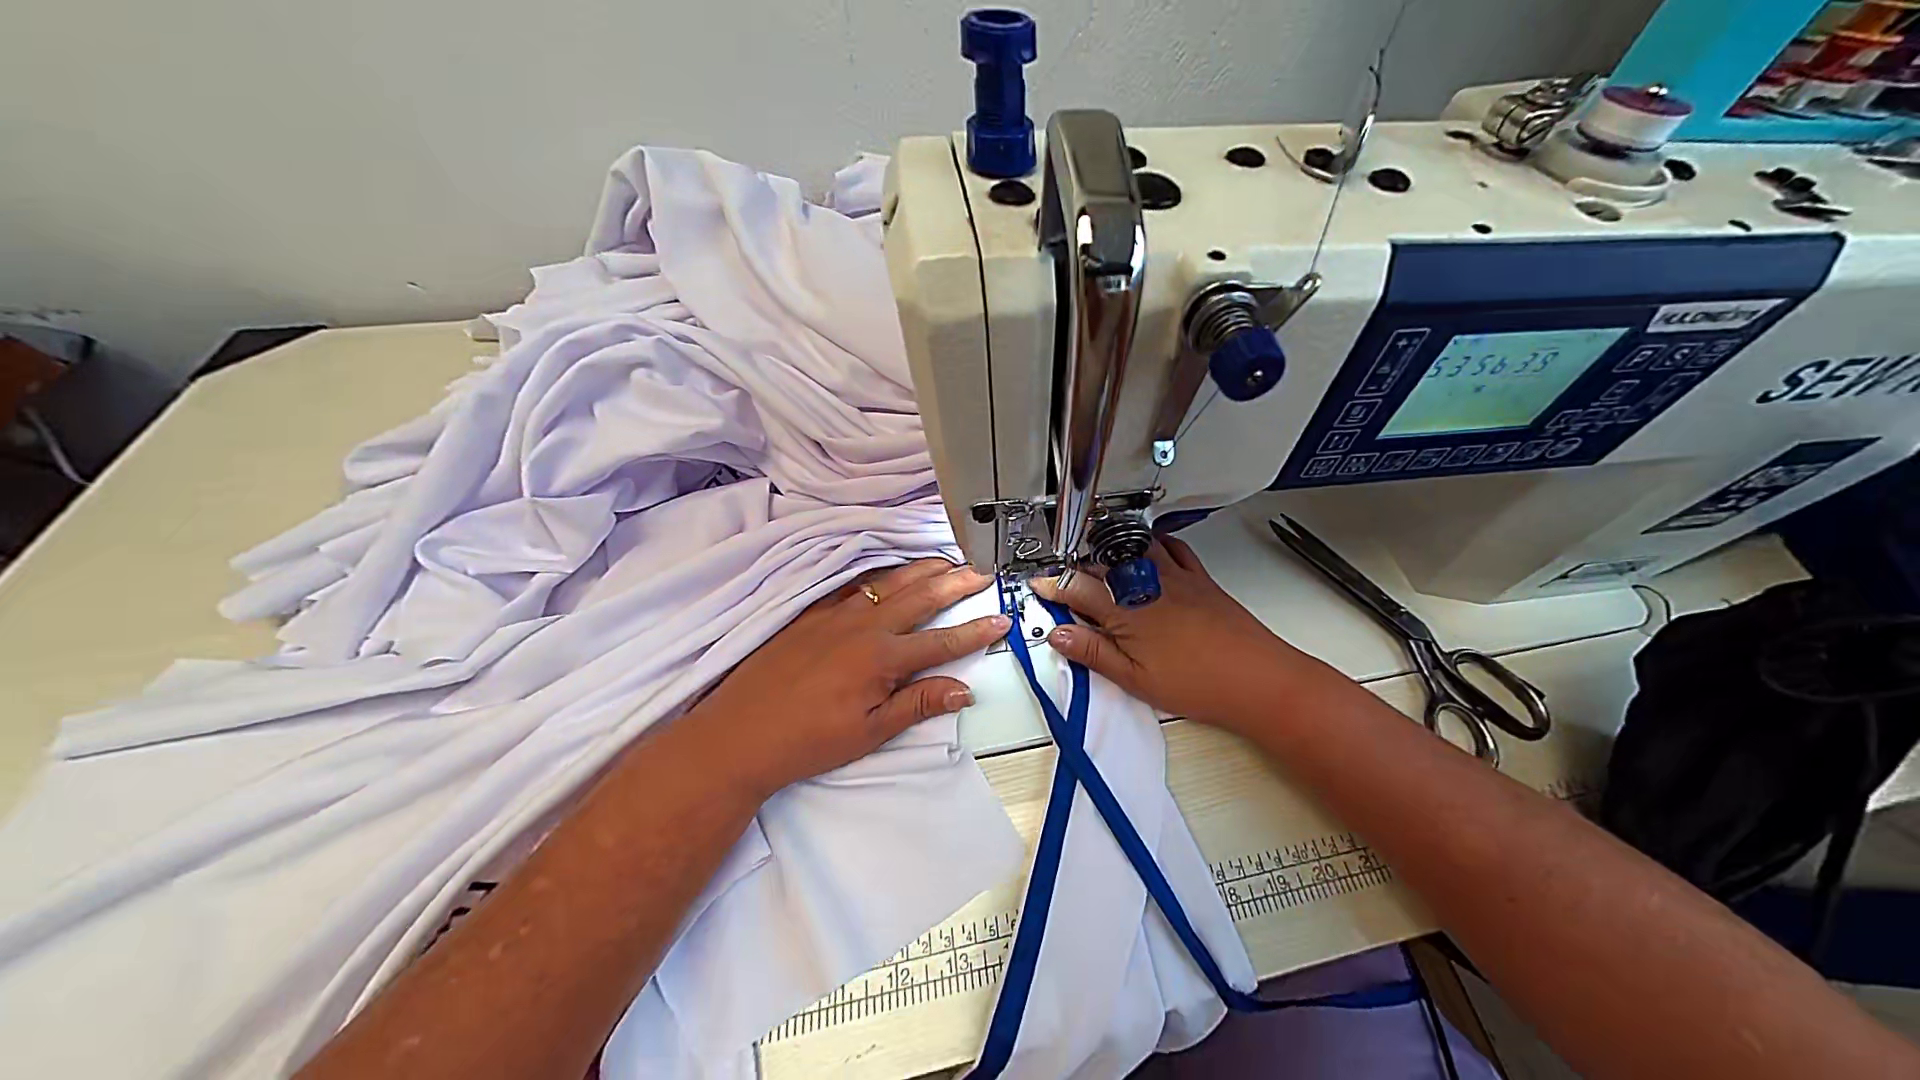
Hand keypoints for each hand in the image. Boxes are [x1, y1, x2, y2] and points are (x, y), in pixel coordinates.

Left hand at [687, 559, 1007, 796]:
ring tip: (944, 562)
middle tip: (980, 572)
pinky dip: (879, 574)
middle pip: (920, 597)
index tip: (999, 620)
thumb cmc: (804, 740)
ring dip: (921, 570)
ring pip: (888, 582)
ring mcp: (834, 614)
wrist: (739, 733)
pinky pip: (853, 584)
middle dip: (955, 583)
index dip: (975, 631)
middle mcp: (861, 626)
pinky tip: (886, 572)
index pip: (941, 641)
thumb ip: (917, 704)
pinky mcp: (811, 613)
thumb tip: (961, 691)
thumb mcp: (869, 732)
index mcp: (880, 658)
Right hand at [1032, 536, 1316, 733]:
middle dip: (1075, 570)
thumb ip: (1094, 652)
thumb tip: (1060, 637)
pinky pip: (1171, 548)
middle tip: (1062, 581)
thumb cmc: (1202, 682)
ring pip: (1132, 550)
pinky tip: (1149, 549)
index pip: (1076, 589)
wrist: (1258, 679)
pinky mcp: (1198, 578)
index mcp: (1126, 610)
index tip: (1039, 586)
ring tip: (1097, 561)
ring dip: (1109, 552)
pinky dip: (1153, 544)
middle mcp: (1148, 585)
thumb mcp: (1135, 678)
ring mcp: (1174, 577)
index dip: (1052, 586)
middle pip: (1100, 566)